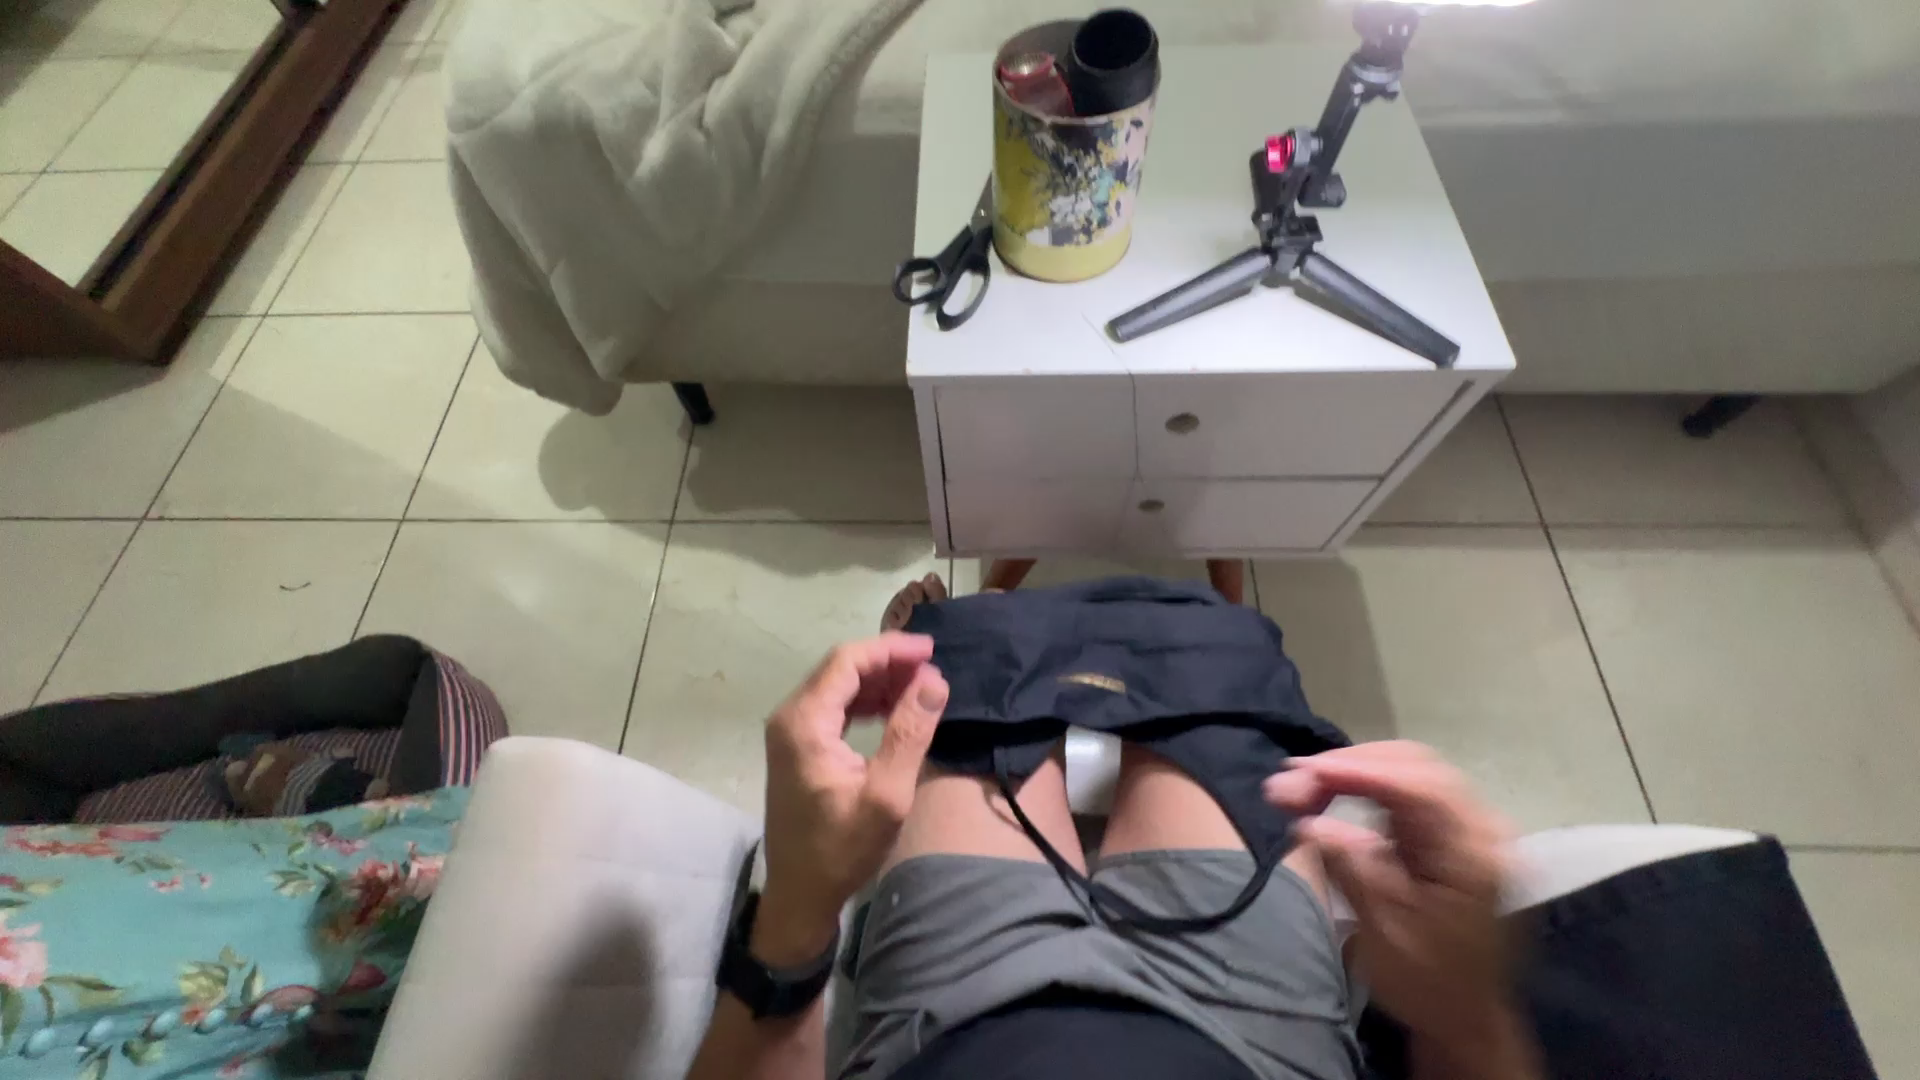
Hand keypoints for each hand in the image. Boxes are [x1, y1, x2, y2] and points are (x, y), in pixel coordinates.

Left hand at [760, 633, 948, 952]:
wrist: (799, 896)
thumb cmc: (841, 850)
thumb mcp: (886, 795)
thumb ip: (909, 733)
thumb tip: (935, 680)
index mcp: (804, 722)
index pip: (848, 661)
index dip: (891, 649)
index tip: (932, 650)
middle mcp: (791, 716)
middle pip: (842, 667)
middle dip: (888, 661)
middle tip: (932, 668)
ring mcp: (791, 730)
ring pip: (839, 684)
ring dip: (880, 680)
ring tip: (922, 686)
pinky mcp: (798, 745)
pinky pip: (835, 706)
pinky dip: (867, 700)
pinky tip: (895, 708)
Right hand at [1265, 743, 1527, 1061]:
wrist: (1465, 1020)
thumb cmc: (1428, 983)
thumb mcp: (1384, 931)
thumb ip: (1350, 868)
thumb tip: (1307, 822)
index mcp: (1474, 854)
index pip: (1418, 787)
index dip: (1358, 771)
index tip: (1303, 773)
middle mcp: (1477, 827)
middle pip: (1410, 763)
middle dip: (1346, 765)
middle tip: (1289, 781)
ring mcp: (1461, 825)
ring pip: (1401, 767)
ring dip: (1346, 770)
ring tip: (1295, 786)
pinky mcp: (1441, 829)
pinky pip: (1397, 786)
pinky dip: (1355, 782)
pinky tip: (1322, 791)